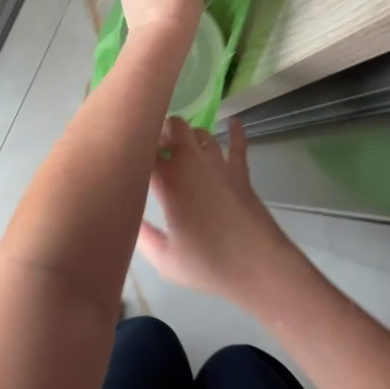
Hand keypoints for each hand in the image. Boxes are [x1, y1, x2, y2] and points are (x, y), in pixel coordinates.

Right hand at [137, 117, 306, 313]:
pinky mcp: (240, 172)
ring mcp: (219, 164)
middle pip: (174, 127)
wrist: (259, 265)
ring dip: (189, 136)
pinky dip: (235, 133)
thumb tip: (130, 221)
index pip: (147, 151)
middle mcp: (193, 163)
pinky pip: (238, 145)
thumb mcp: (166, 261)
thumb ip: (143, 238)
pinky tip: (235, 123)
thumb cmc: (210, 264)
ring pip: (201, 133)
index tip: (130, 156)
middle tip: (155, 148)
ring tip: (182, 147)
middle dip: (163, 132)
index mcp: (170, 182)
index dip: (137, 150)